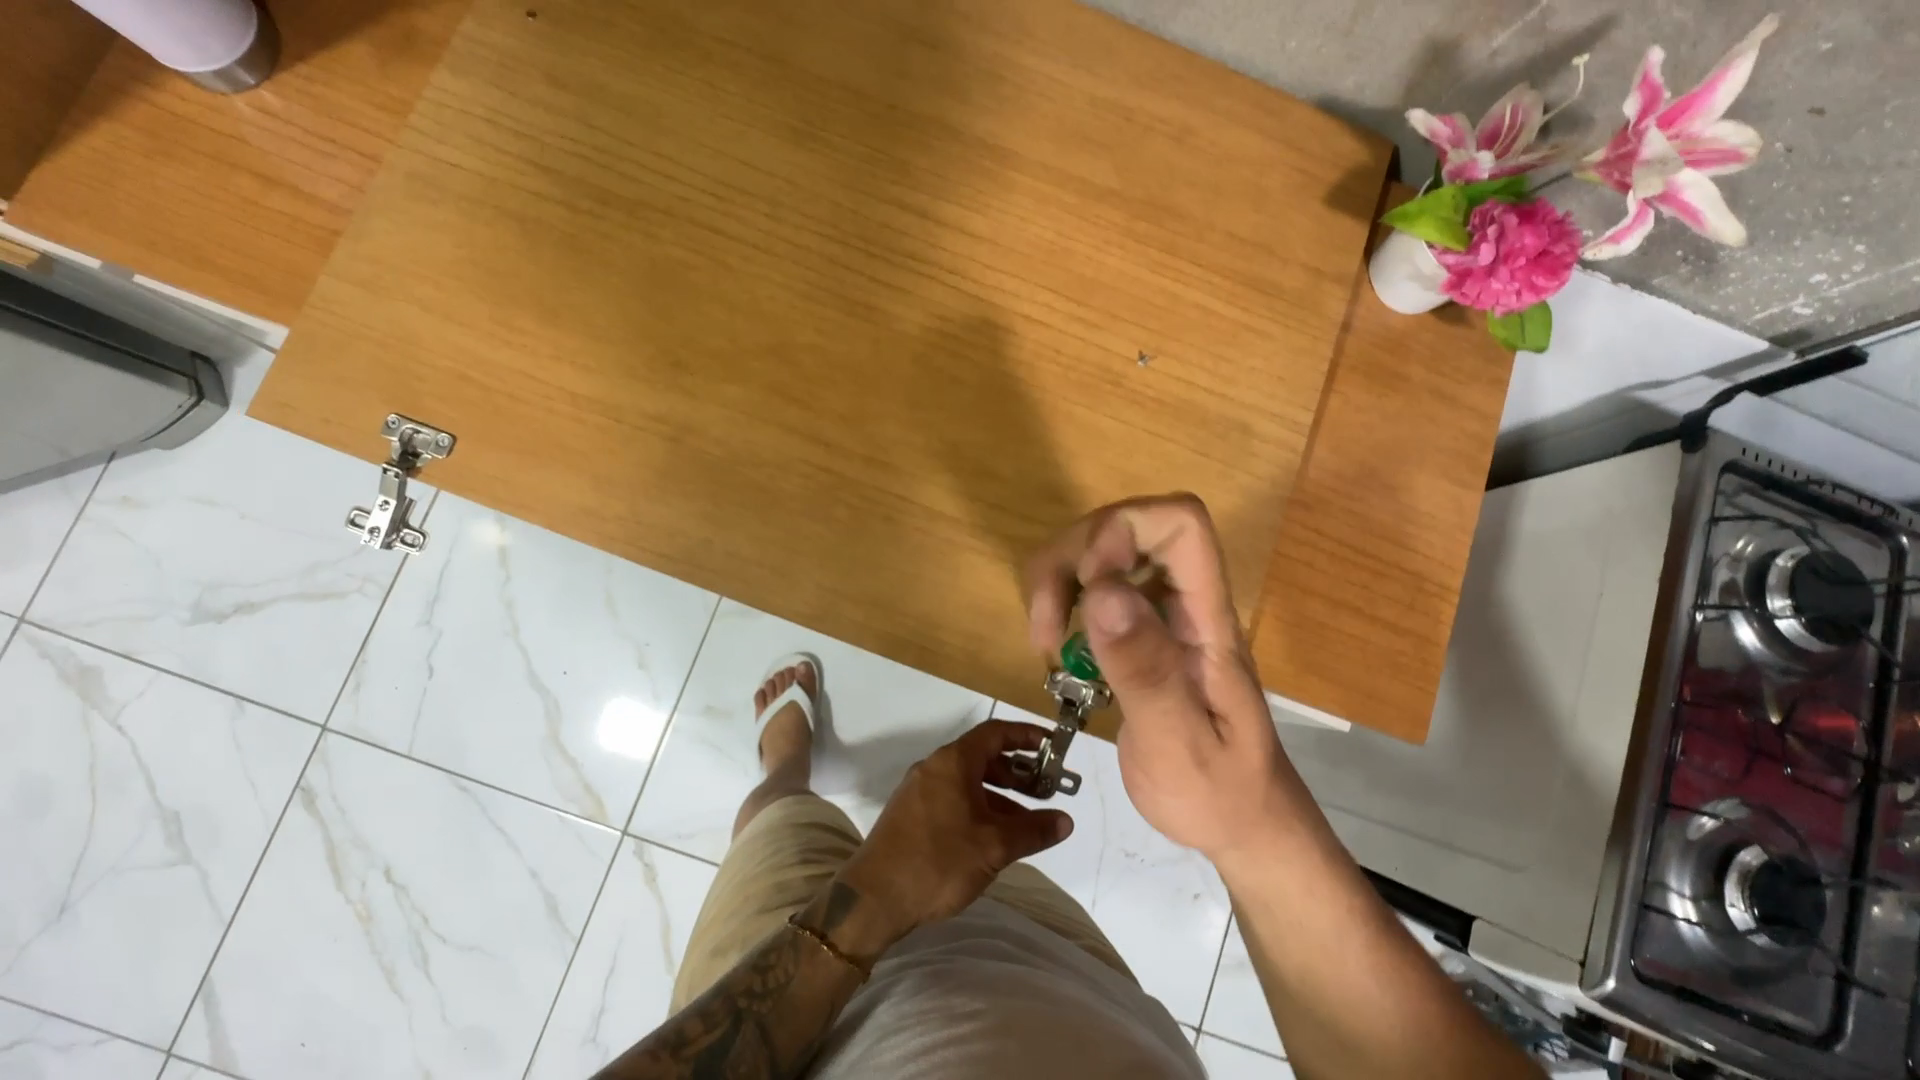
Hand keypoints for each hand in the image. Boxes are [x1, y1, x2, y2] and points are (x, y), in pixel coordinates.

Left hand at [829, 721, 1073, 956]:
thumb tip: (1065, 821)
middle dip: (1017, 772)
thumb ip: (1033, 830)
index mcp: (952, 762)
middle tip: (1045, 791)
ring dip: (999, 795)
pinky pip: (952, 799)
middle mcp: (933, 768)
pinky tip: (992, 837)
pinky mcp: (910, 815)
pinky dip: (978, 808)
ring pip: (967, 781)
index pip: (995, 733)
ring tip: (1025, 822)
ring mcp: (918, 791)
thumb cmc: (939, 862)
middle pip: (982, 757)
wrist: (874, 898)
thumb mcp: (995, 846)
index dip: (1026, 736)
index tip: (1052, 748)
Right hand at [1023, 493, 1304, 866]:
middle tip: (1049, 629)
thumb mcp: (1178, 744)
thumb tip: (1103, 590)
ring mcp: (1164, 617)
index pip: (1181, 524)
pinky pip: (1098, 589)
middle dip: (1072, 558)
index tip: (1086, 588)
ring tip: (1047, 642)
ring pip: (1105, 552)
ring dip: (1060, 580)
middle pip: (1131, 526)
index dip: (1122, 530)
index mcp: (1208, 620)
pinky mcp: (1143, 636)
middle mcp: (1187, 604)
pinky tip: (1058, 650)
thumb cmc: (1218, 794)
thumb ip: (1144, 670)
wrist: (1242, 823)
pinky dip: (1065, 604)